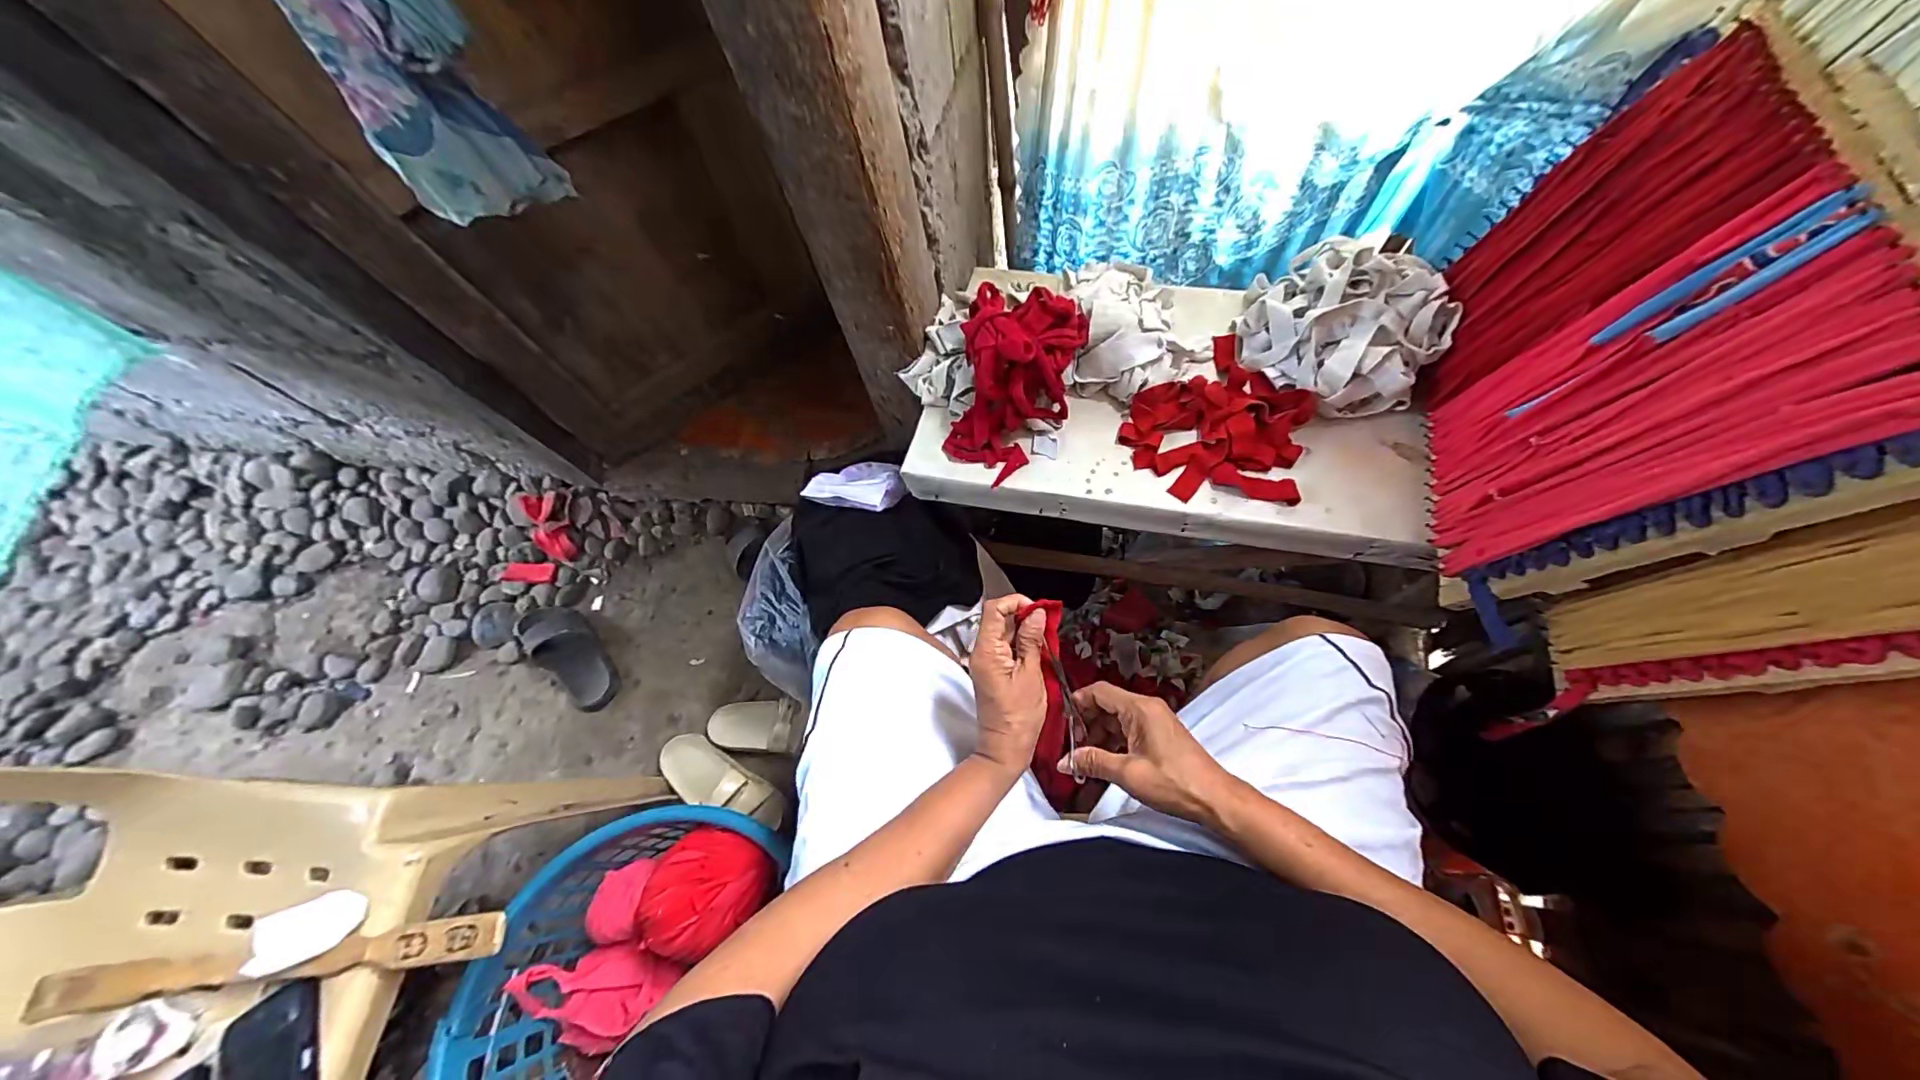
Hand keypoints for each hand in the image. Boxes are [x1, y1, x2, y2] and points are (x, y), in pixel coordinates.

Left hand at [968, 594, 1049, 775]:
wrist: (1005, 747)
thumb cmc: (1017, 719)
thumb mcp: (1031, 674)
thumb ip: (1031, 640)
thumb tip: (1036, 615)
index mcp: (986, 651)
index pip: (994, 609)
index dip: (1016, 602)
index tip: (1037, 609)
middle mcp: (980, 654)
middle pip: (998, 618)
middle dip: (1023, 616)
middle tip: (1046, 624)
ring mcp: (984, 662)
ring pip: (1003, 632)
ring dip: (1024, 631)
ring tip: (1044, 640)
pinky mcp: (991, 670)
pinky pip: (1005, 647)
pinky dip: (1021, 645)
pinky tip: (1037, 653)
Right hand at [1059, 682, 1237, 826]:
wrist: (1215, 798)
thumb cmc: (1174, 782)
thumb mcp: (1128, 773)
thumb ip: (1093, 762)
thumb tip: (1064, 761)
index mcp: (1140, 708)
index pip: (1099, 691)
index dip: (1077, 703)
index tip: (1063, 723)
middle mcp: (1147, 708)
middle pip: (1106, 704)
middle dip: (1086, 723)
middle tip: (1073, 747)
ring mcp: (1155, 720)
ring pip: (1116, 718)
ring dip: (1099, 735)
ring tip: (1086, 759)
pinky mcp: (1160, 734)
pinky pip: (1129, 729)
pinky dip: (1114, 742)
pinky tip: (1105, 761)